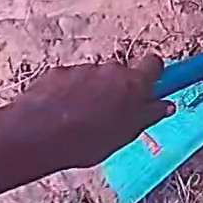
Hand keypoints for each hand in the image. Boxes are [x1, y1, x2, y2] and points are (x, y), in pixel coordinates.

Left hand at [0, 56, 172, 174]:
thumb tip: (164, 106)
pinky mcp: (58, 73)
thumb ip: (147, 115)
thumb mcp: (126, 134)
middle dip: (119, 89)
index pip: (154, 64)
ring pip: (96, 78)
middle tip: (114, 114)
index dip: (153, 74)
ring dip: (94, 93)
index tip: (151, 87)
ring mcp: (83, 69)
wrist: (37, 135)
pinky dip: (71, 94)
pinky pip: (72, 81)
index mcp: (133, 83)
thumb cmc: (86, 139)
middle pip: (122, 73)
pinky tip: (64, 116)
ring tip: (84, 121)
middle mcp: (110, 69)